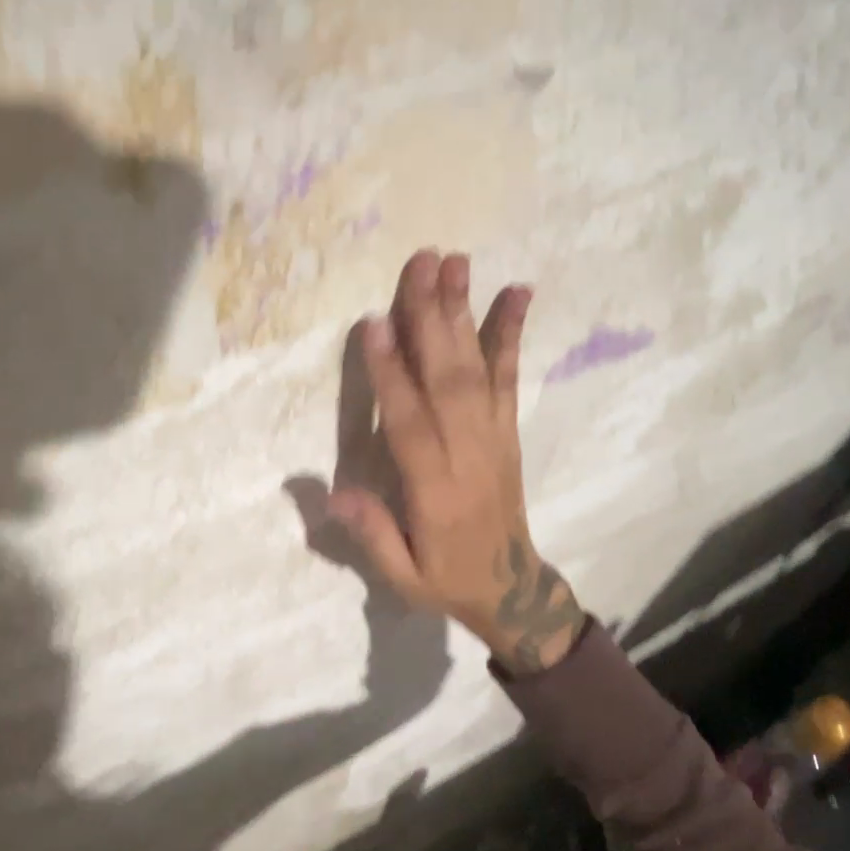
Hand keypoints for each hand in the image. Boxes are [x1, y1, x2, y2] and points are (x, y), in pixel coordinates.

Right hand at [328, 250, 584, 673]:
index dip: (390, 375)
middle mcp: (469, 456)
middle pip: (448, 381)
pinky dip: (511, 334)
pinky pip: (509, 379)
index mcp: (436, 493)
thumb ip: (373, 535)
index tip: (374, 324)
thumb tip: (333, 494)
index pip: (410, 425)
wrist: (512, 588)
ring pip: (478, 371)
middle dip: (431, 320)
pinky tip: (516, 293)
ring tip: (454, 262)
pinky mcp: (508, 432)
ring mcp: (494, 439)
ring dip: (464, 313)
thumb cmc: (446, 581)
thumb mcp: (402, 577)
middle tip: (420, 263)